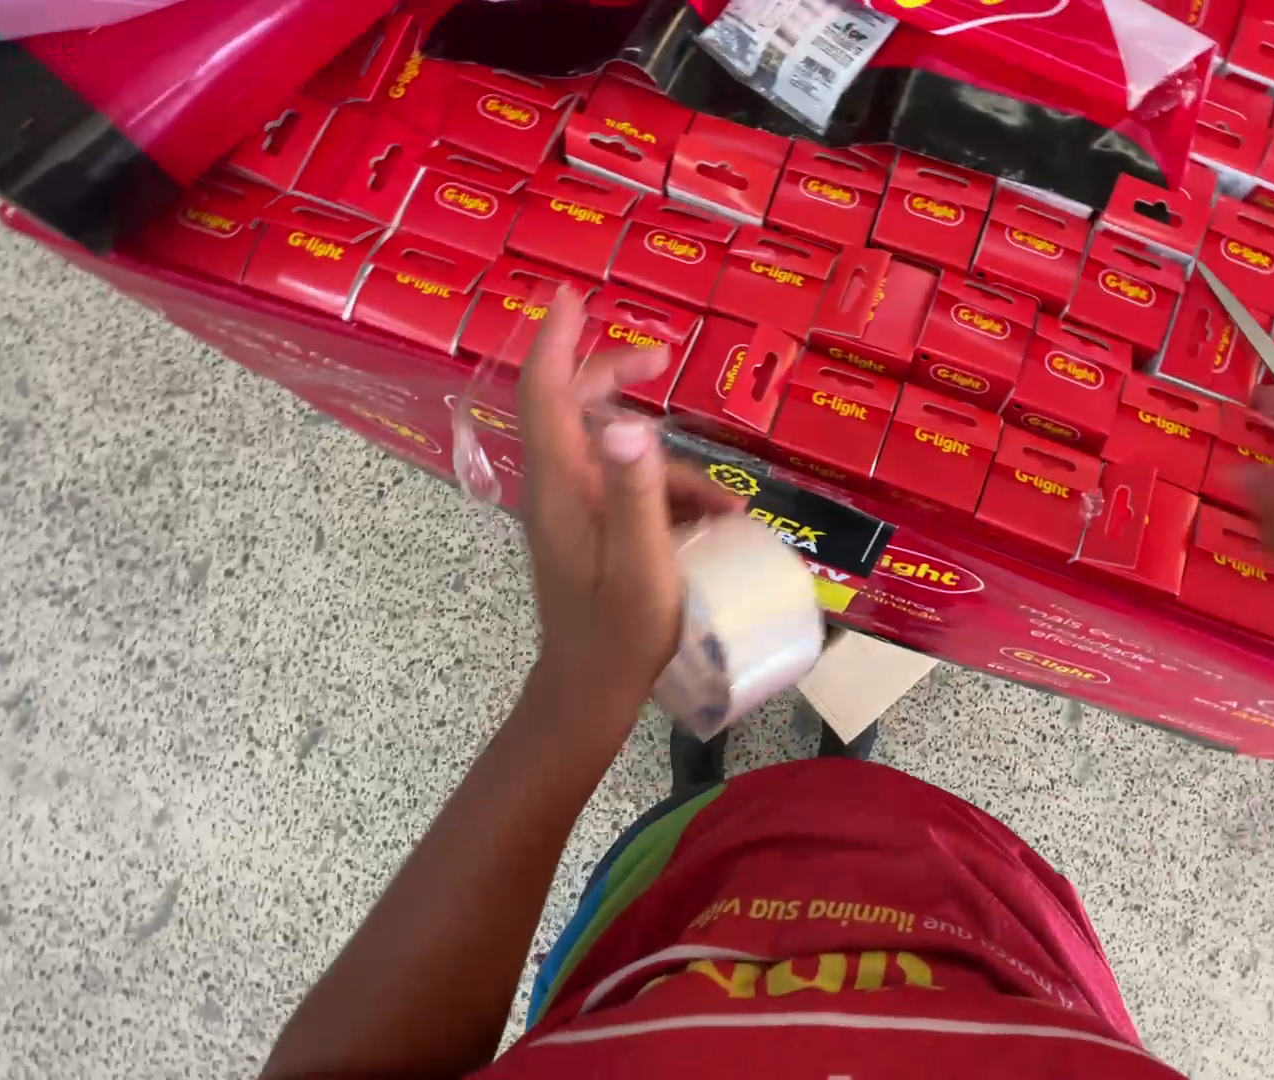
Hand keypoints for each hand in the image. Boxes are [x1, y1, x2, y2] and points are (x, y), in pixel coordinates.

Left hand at [516, 288, 740, 731]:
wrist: (592, 688)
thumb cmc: (618, 632)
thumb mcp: (641, 563)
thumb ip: (637, 493)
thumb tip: (630, 422)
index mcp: (561, 487)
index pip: (546, 395)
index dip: (557, 341)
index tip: (573, 297)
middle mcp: (560, 489)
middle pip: (576, 409)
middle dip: (617, 377)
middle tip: (662, 358)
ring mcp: (575, 511)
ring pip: (615, 455)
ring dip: (668, 465)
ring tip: (727, 507)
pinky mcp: (593, 532)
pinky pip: (629, 492)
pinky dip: (669, 496)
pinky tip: (714, 524)